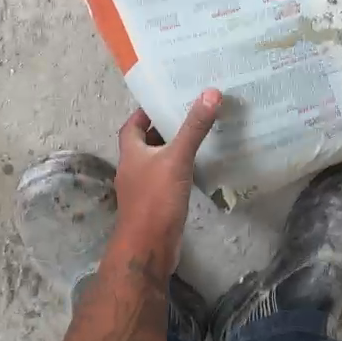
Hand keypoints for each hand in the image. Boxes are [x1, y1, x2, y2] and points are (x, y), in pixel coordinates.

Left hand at [114, 88, 222, 251]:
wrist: (149, 247)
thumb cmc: (156, 199)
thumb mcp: (177, 158)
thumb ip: (194, 128)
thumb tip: (210, 92)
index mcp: (131, 154)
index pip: (131, 126)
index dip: (144, 113)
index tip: (164, 100)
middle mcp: (133, 169)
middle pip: (144, 143)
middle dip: (163, 129)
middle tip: (188, 115)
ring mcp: (143, 188)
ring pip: (157, 162)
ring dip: (172, 150)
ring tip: (198, 136)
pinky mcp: (156, 204)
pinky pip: (167, 179)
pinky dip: (179, 170)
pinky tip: (197, 168)